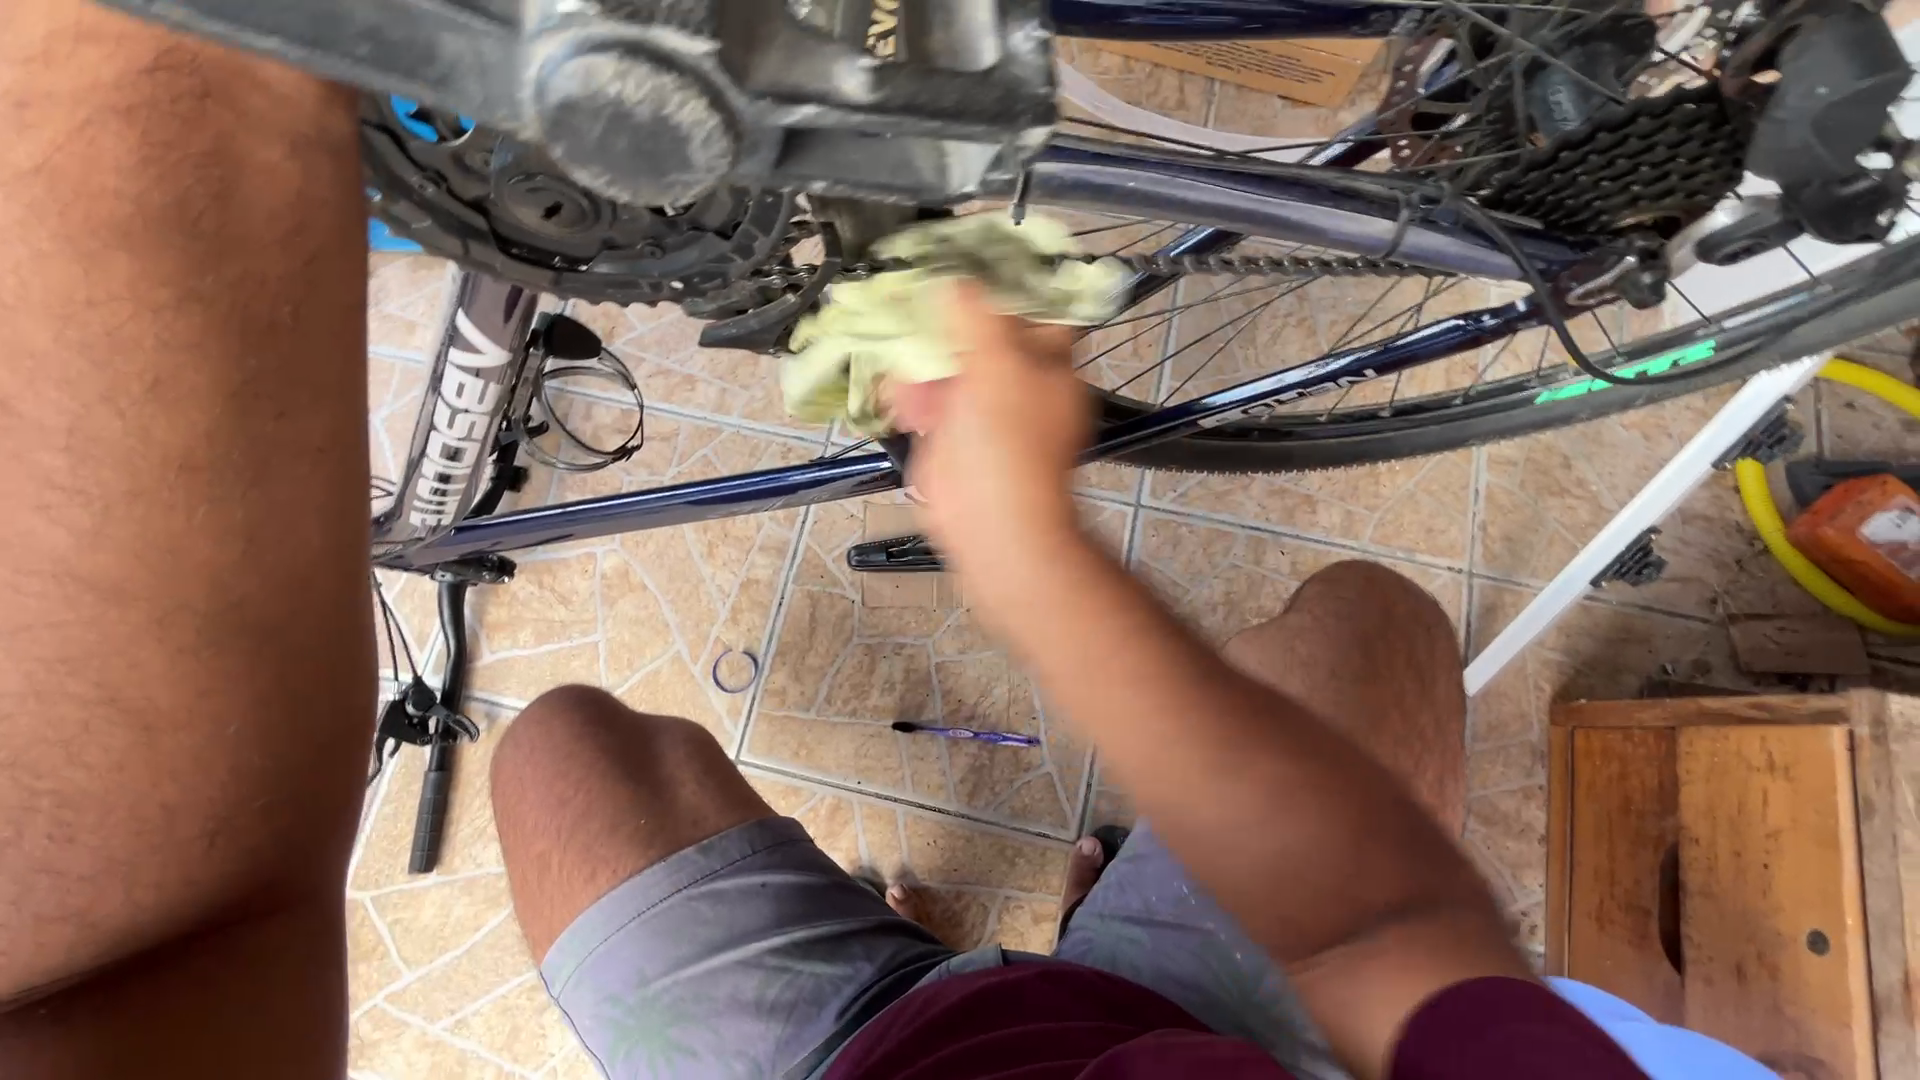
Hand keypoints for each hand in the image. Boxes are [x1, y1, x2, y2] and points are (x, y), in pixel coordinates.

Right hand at [886, 282, 1095, 617]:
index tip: (972, 259)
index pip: (1035, 313)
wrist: (987, 522)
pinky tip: (896, 385)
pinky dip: (910, 391)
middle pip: (984, 336)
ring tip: (897, 331)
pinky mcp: (950, 435)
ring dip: (922, 353)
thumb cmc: (1007, 443)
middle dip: (950, 319)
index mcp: (1049, 366)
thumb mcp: (998, 364)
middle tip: (919, 289)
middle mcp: (1019, 384)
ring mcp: (983, 411)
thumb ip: (978, 317)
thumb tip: (957, 283)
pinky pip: (928, 401)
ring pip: (950, 366)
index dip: (1008, 286)